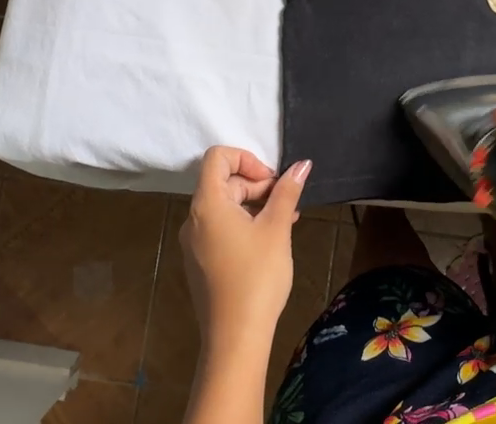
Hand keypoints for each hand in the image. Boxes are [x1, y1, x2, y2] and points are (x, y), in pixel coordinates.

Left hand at [180, 147, 309, 348]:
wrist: (235, 337)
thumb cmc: (257, 276)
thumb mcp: (276, 228)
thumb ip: (287, 191)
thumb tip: (301, 164)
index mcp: (207, 204)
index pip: (218, 157)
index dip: (246, 158)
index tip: (272, 180)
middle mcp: (193, 219)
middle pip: (223, 181)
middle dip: (256, 184)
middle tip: (286, 202)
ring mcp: (194, 242)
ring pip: (224, 206)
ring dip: (254, 204)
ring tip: (286, 219)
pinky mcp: (200, 262)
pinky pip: (221, 228)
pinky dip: (245, 223)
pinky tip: (270, 239)